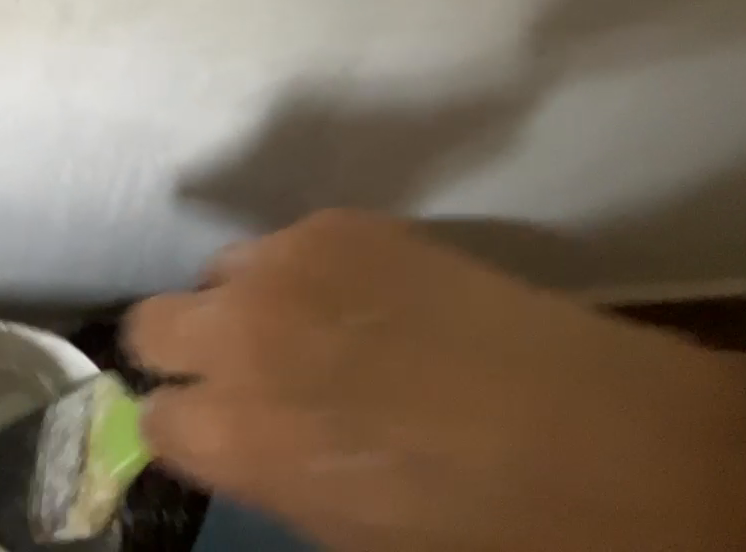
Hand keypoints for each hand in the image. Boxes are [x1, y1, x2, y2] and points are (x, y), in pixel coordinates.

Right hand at [125, 210, 745, 551]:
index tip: (211, 422)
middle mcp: (240, 337)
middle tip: (240, 365)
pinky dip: (304, 275)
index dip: (184, 422)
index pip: (152, 415)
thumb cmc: (471, 520)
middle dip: (183, 349)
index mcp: (235, 434)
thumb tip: (222, 427)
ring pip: (216, 274)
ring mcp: (285, 267)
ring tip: (313, 326)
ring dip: (244, 305)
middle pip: (149, 323)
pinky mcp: (335, 224)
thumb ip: (257, 466)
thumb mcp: (340, 525)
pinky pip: (284, 247)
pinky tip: (366, 299)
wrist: (596, 435)